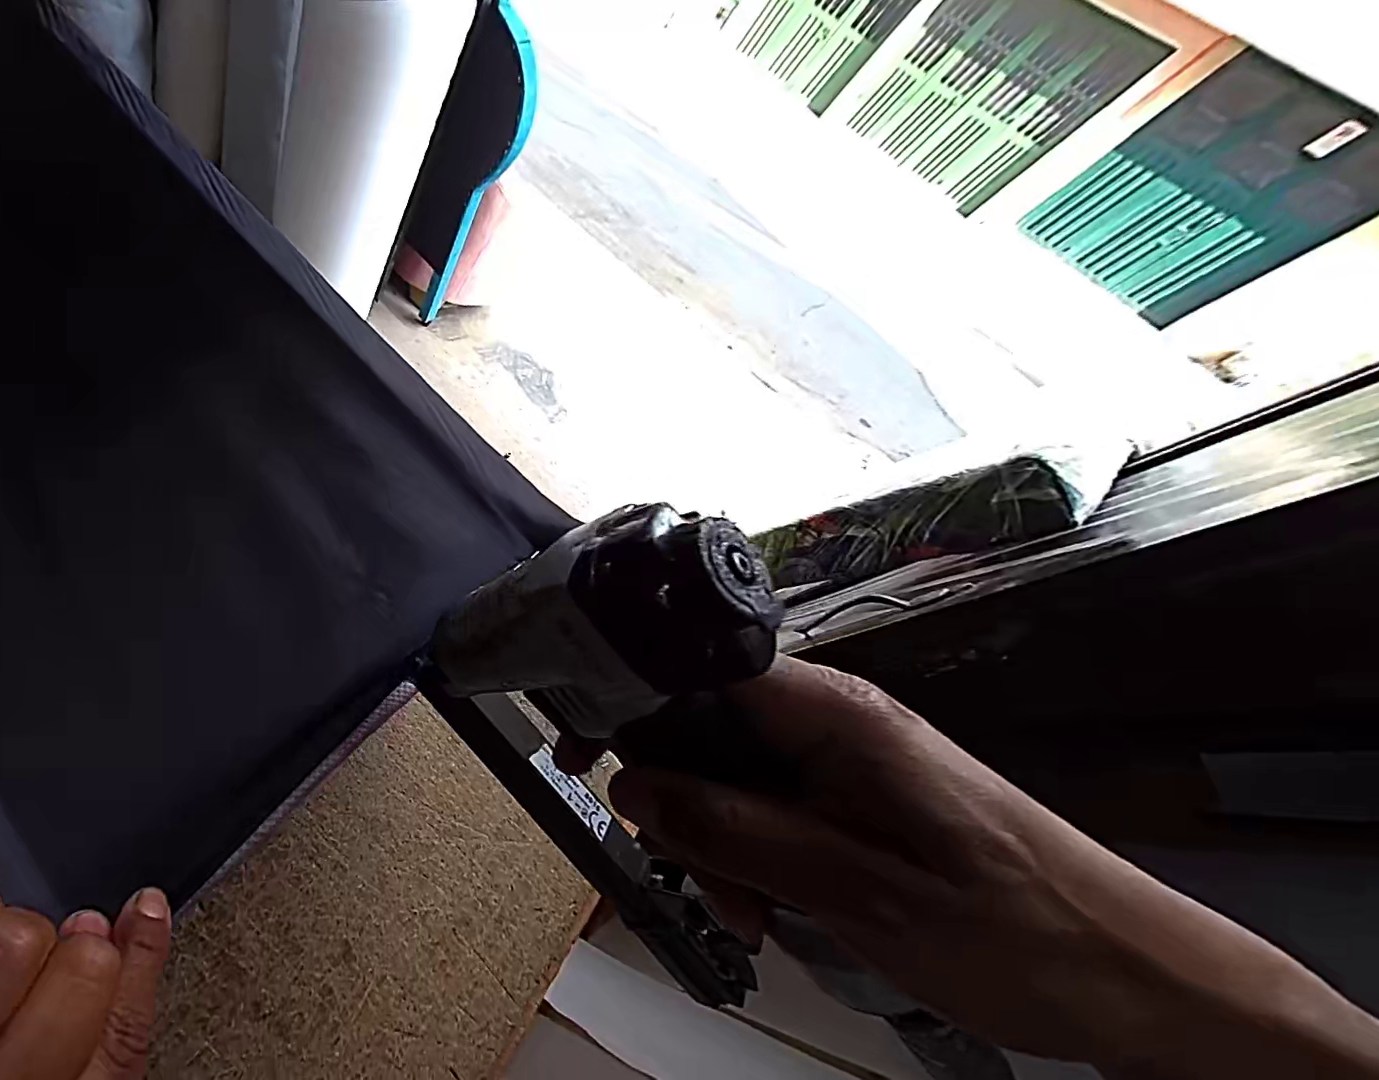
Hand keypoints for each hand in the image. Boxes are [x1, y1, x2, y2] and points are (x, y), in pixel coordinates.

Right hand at [606, 656, 1378, 1078]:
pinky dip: (739, 849)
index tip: (590, 743)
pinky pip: (750, 798)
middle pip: (696, 722)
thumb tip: (635, 791)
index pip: (699, 664)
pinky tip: (762, 901)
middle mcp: (817, 715)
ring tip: (743, 906)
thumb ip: (735, 833)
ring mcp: (823, 750)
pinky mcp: (831, 784)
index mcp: (827, 711)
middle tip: (679, 860)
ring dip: (707, 835)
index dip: (633, 690)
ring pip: (717, 769)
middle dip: (674, 793)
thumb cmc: (1019, 930)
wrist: (1132, 976)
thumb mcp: (858, 890)